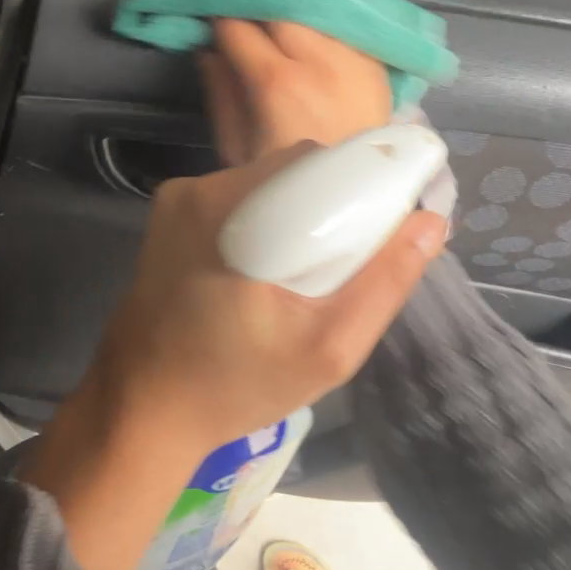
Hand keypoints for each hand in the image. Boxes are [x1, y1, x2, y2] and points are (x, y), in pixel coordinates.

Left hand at [24, 144, 445, 569]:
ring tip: (309, 270)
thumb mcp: (326, 349)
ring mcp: (177, 199)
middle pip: (292, 168)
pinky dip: (261, 219)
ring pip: (263, 181)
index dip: (364, 184)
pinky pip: (233, 198)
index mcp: (236, 207)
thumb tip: (430, 222)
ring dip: (295, 210)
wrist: (140, 407)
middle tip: (348, 259)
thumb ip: (382, 283)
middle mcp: (202, 188)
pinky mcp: (164, 216)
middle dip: (331, 202)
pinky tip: (267, 269)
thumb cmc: (235, 384)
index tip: (386, 223)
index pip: (322, 162)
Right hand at [200, 19, 393, 167]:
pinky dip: (321, 29)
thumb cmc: (286, 184)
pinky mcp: (377, 63)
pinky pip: (342, 29)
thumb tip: (208, 51)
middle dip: (256, 9)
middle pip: (278, 6)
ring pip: (312, 11)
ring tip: (276, 28)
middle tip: (245, 21)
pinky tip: (310, 42)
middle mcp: (320, 61)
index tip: (210, 21)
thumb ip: (221, 93)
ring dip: (290, 14)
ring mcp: (353, 59)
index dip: (219, 20)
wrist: (355, 203)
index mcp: (277, 84)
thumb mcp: (236, 149)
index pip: (237, 27)